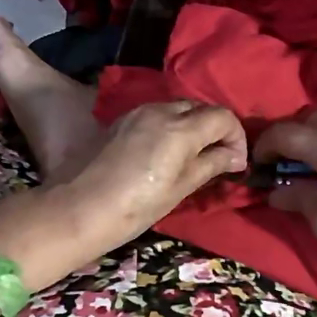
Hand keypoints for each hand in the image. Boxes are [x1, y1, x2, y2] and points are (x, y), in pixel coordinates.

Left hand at [59, 100, 247, 251]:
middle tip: (218, 158)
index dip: (236, 137)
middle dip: (216, 129)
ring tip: (193, 156)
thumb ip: (211, 164)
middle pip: (201, 108)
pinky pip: (157, 114)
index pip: (223, 117)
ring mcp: (138, 112)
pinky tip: (165, 152)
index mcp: (181, 128)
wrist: (79, 208)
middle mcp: (161, 111)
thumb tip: (235, 156)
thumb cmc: (136, 206)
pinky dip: (171, 127)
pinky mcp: (121, 120)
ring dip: (193, 126)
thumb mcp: (180, 188)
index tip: (236, 163)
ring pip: (178, 108)